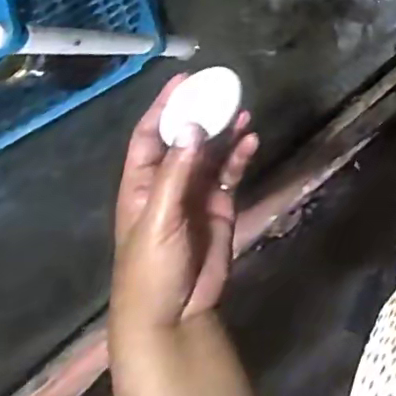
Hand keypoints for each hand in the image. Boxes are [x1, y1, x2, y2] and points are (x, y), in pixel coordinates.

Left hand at [111, 74, 259, 332]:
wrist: (174, 315)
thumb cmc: (151, 268)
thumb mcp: (159, 219)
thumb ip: (176, 172)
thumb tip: (192, 125)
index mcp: (142, 183)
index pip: (150, 134)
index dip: (164, 106)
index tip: (185, 80)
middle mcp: (169, 181)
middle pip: (186, 137)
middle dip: (203, 112)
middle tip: (224, 88)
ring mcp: (196, 192)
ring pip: (212, 151)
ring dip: (226, 132)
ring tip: (244, 111)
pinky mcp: (219, 205)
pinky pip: (231, 171)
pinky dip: (241, 156)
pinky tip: (252, 142)